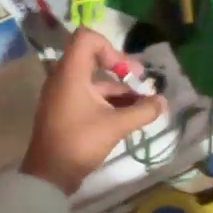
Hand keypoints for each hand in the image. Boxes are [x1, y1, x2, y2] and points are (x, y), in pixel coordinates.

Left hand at [21, 29, 166, 194]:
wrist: (49, 175)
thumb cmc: (80, 143)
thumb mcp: (116, 126)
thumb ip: (142, 111)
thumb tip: (163, 102)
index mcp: (70, 74)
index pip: (86, 38)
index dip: (110, 47)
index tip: (125, 71)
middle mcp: (64, 78)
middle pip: (93, 58)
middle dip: (120, 68)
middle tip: (141, 82)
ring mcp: (63, 95)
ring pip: (94, 80)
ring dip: (119, 89)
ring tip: (143, 105)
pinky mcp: (66, 110)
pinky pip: (89, 95)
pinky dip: (109, 101)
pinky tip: (129, 116)